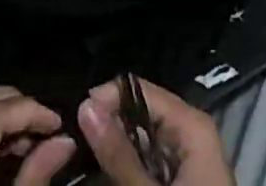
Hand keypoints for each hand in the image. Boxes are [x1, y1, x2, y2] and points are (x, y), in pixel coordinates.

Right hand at [78, 77, 233, 185]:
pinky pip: (147, 157)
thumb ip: (118, 154)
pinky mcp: (180, 176)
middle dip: (108, 123)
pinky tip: (106, 174)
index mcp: (191, 124)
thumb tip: (86, 106)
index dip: (105, 98)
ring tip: (85, 156)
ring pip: (140, 135)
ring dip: (114, 146)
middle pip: (138, 110)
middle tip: (74, 142)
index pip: (138, 89)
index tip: (75, 120)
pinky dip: (126, 164)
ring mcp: (185, 154)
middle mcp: (189, 130)